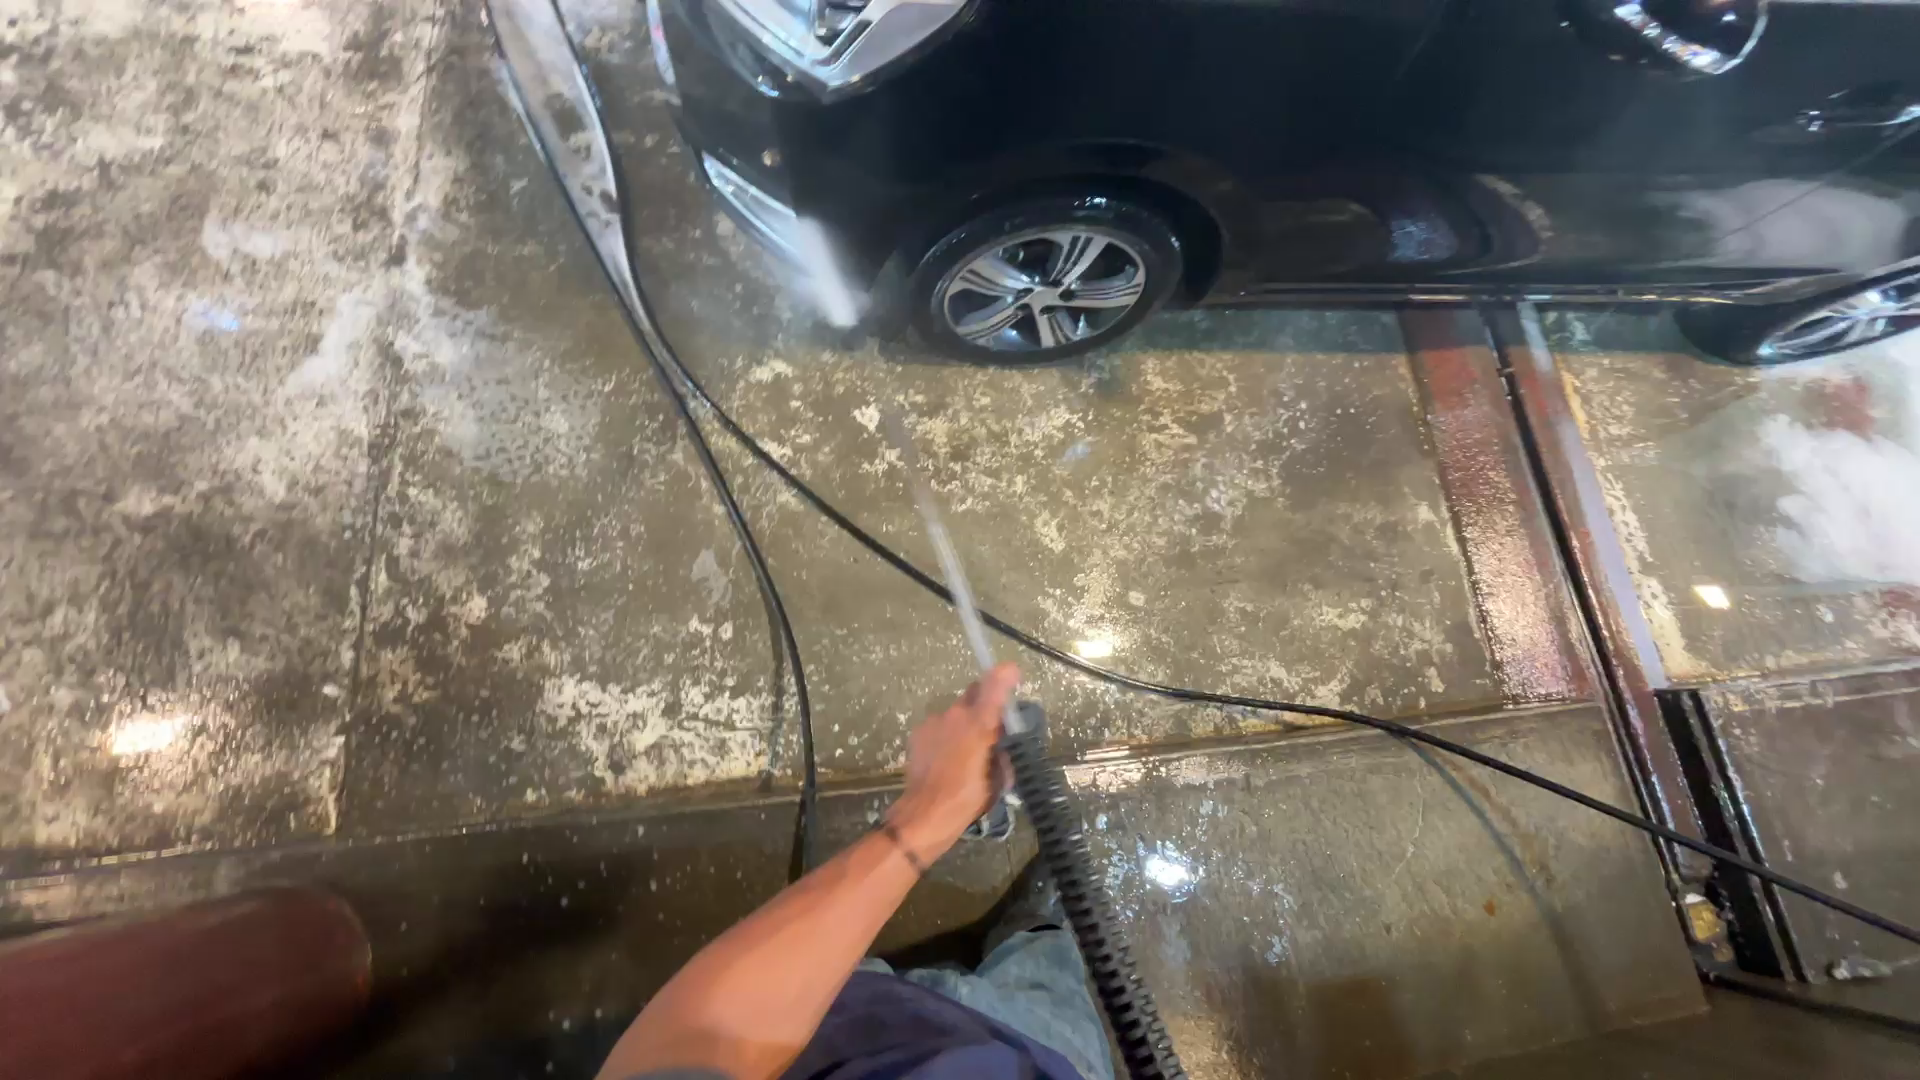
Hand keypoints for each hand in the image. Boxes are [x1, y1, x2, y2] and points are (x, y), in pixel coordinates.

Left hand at [886, 663, 1019, 863]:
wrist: (926, 813)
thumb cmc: (967, 799)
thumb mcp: (998, 779)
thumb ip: (1002, 751)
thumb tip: (1001, 741)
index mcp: (979, 724)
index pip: (994, 684)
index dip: (1005, 675)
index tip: (1014, 674)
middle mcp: (956, 714)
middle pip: (974, 694)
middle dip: (984, 705)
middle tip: (989, 729)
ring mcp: (934, 721)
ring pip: (956, 712)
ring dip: (963, 724)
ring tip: (964, 752)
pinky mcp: (919, 731)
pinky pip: (939, 725)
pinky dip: (945, 735)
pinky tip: (945, 758)